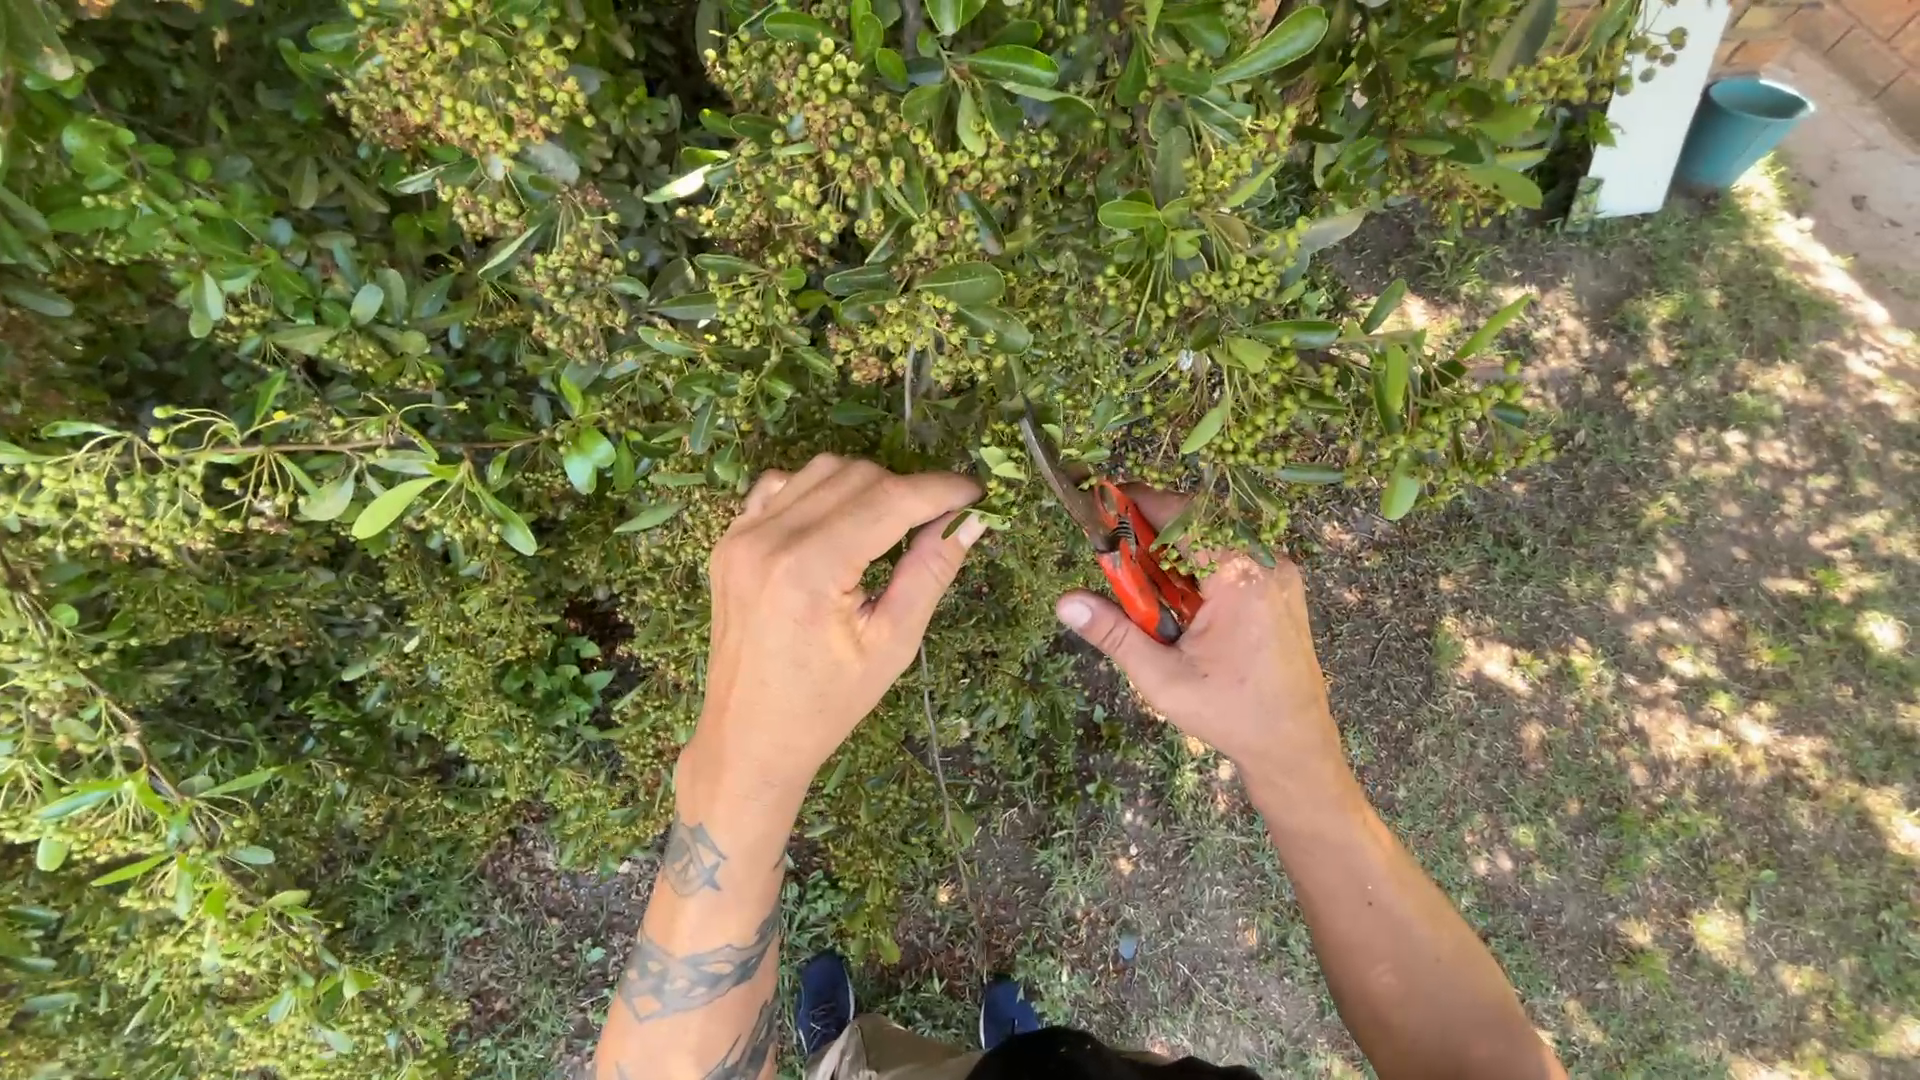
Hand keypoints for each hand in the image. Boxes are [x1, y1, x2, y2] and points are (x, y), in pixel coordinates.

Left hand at [691, 454, 983, 796]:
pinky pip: (781, 486)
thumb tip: (971, 521)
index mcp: (810, 569)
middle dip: (906, 490)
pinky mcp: (729, 541)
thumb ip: (931, 572)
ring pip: (821, 471)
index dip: (940, 490)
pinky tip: (837, 522)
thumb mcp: (892, 643)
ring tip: (889, 525)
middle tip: (935, 522)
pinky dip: (819, 490)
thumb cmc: (827, 703)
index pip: (890, 499)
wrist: (750, 737)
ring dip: (865, 485)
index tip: (975, 494)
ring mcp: (741, 535)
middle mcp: (769, 539)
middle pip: (857, 476)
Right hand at [1054, 489, 1351, 803]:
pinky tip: (1176, 593)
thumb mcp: (1162, 677)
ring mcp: (1278, 573)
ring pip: (1216, 537)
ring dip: (1175, 547)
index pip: (1186, 515)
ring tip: (1141, 573)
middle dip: (1153, 528)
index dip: (1142, 503)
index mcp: (1241, 575)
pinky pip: (1232, 556)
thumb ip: (1114, 633)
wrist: (1295, 746)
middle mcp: (1266, 562)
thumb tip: (1064, 603)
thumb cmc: (1229, 713)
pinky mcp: (1280, 586)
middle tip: (1114, 544)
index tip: (1104, 501)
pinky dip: (1198, 563)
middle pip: (1201, 521)